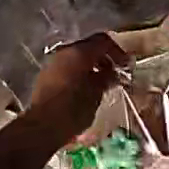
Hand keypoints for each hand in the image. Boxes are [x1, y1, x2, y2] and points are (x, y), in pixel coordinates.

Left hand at [20, 33, 128, 149]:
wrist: (42, 127)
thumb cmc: (73, 110)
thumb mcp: (96, 94)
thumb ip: (106, 78)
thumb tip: (113, 72)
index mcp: (79, 52)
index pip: (103, 40)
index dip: (117, 50)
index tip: (126, 64)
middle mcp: (65, 51)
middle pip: (89, 46)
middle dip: (104, 57)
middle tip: (116, 72)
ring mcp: (54, 62)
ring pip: (78, 56)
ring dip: (92, 65)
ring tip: (102, 82)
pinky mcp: (47, 74)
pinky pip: (68, 66)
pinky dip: (80, 71)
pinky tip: (86, 87)